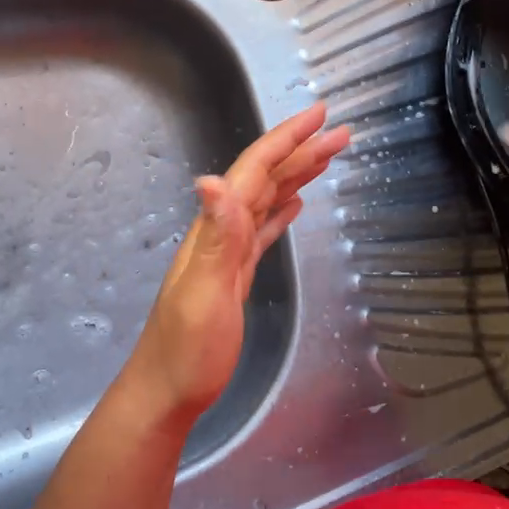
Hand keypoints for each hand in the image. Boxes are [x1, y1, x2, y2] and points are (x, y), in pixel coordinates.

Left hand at [125, 103, 349, 423]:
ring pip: (266, 200)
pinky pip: (262, 229)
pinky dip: (281, 210)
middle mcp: (221, 232)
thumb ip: (216, 239)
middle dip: (302, 151)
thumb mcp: (205, 294)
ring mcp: (228, 253)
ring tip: (327, 157)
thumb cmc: (187, 351)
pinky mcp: (235, 274)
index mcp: (216, 229)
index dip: (287, 140)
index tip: (320, 116)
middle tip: (341, 133)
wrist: (167, 393)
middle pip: (265, 179)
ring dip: (296, 175)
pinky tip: (295, 204)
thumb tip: (212, 180)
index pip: (255, 171)